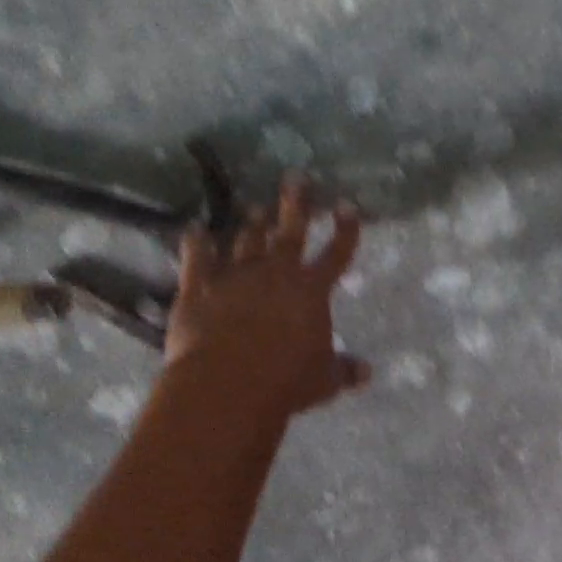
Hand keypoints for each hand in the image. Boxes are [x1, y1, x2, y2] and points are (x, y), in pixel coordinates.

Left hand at [164, 174, 368, 417]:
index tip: (347, 206)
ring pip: (245, 242)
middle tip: (296, 177)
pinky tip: (194, 229)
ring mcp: (235, 277)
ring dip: (251, 224)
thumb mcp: (323, 380)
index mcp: (312, 290)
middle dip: (295, 203)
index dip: (346, 228)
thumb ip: (343, 369)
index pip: (337, 251)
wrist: (226, 384)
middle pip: (290, 231)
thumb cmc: (285, 381)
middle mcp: (276, 274)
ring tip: (254, 207)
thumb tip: (367, 372)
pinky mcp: (198, 289)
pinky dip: (195, 244)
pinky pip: (196, 260)